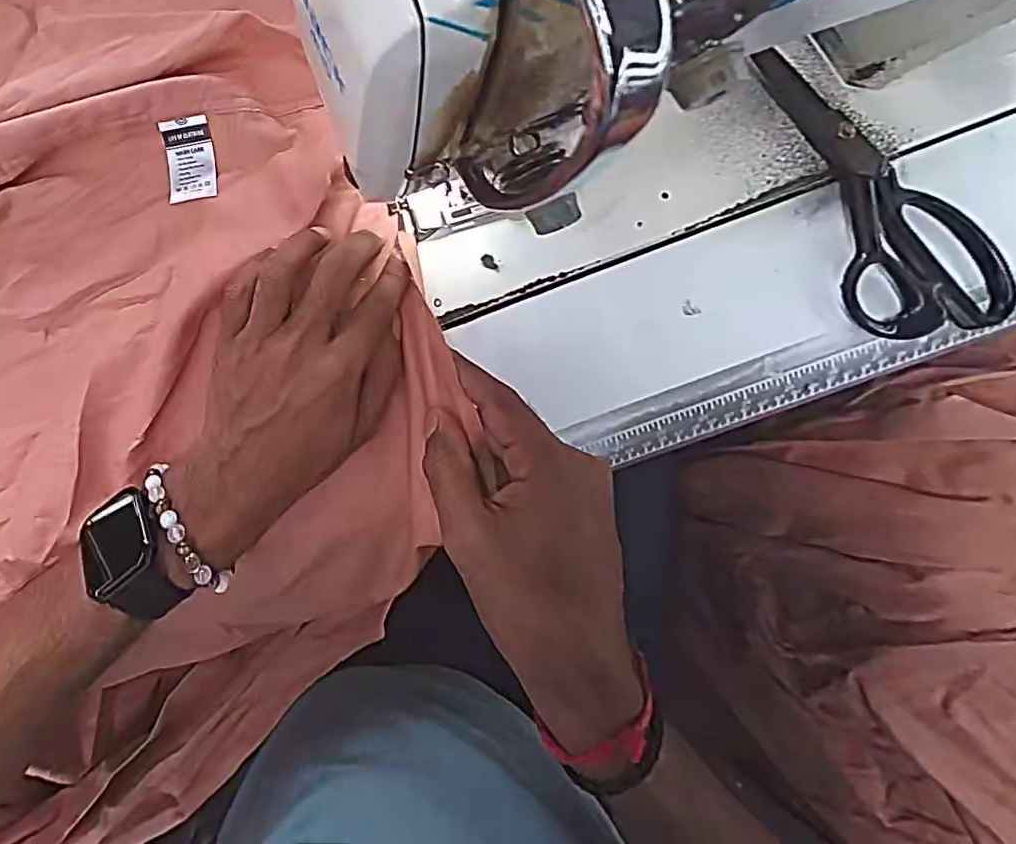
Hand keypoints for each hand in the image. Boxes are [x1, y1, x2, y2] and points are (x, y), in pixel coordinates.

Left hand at [171, 227, 410, 568]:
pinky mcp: (231, 339)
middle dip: (358, 248)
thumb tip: (391, 331)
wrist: (242, 471)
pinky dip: (257, 267)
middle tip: (368, 241)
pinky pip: (241, 290)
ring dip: (305, 245)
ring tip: (320, 237)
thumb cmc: (303, 454)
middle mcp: (299, 345)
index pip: (373, 306)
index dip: (391, 279)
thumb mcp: (360, 426)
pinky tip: (273, 259)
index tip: (396, 265)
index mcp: (337, 368)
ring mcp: (260, 338)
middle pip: (332, 275)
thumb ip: (382, 375)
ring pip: (281, 271)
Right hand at [424, 351, 643, 761]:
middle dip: (469, 414)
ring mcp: (588, 485)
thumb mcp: (467, 532)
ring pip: (524, 448)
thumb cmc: (522, 601)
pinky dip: (506, 466)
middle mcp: (578, 464)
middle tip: (427, 402)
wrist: (579, 663)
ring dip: (486, 445)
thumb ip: (448, 467)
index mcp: (551, 464)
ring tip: (445, 446)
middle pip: (513, 423)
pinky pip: (538, 469)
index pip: (500, 401)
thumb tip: (438, 420)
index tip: (435, 351)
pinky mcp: (587, 507)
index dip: (464, 374)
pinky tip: (479, 481)